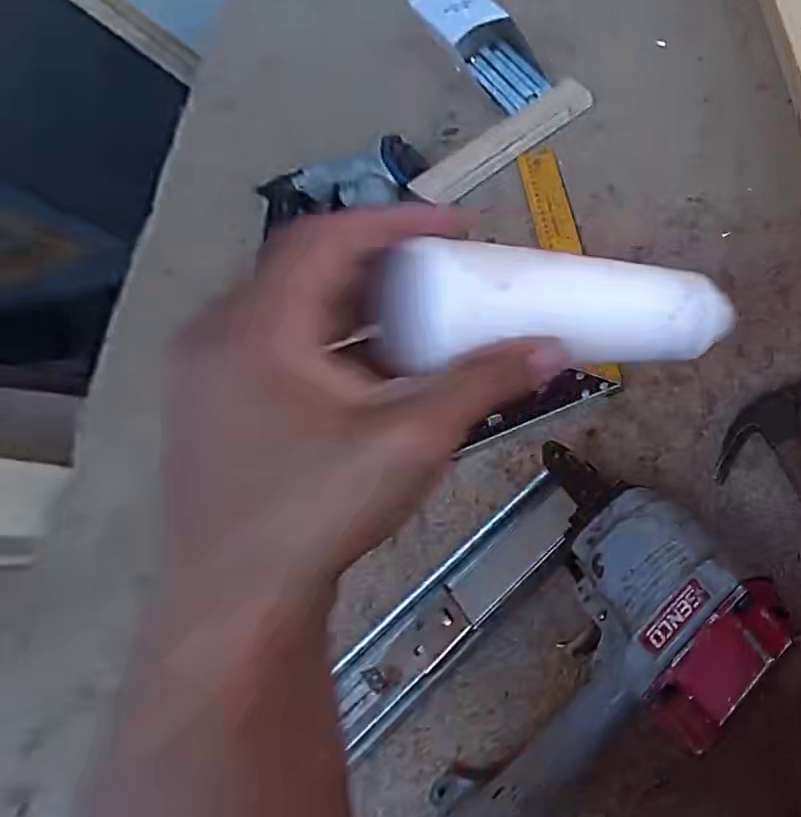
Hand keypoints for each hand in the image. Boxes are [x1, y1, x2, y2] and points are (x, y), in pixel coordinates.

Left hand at [161, 207, 568, 617]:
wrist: (240, 596)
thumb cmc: (319, 503)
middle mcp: (229, 341)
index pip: (322, 242)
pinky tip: (404, 365)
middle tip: (458, 266)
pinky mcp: (241, 408)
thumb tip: (556, 348)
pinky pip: (305, 347)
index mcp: (256, 332)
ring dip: (379, 300)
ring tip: (440, 309)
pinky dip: (361, 338)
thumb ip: (486, 382)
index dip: (394, 221)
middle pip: (313, 271)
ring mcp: (227, 377)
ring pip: (307, 311)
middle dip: (394, 260)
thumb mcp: (416, 435)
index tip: (460, 226)